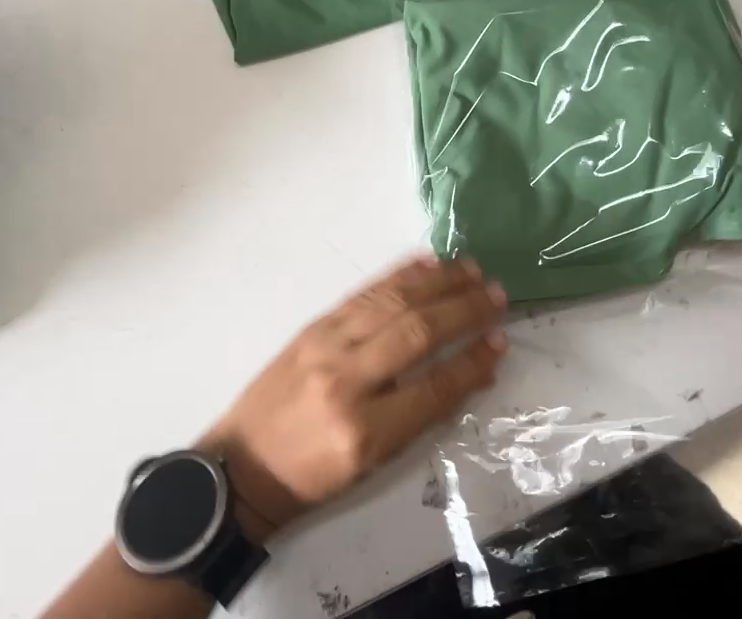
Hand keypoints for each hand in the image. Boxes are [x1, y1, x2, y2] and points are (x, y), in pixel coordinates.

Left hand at [199, 256, 507, 542]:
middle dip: (464, 310)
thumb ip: (421, 415)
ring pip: (393, 303)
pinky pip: (364, 294)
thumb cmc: (312, 475)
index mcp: (364, 430)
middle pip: (417, 333)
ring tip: (473, 271)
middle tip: (498, 296)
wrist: (241, 466)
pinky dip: (400, 276)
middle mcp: (346, 380)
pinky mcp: (313, 327)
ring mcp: (326, 346)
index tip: (500, 343)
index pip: (434, 387)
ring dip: (438, 282)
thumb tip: (471, 371)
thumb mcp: (372, 465)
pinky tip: (426, 265)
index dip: (472, 362)